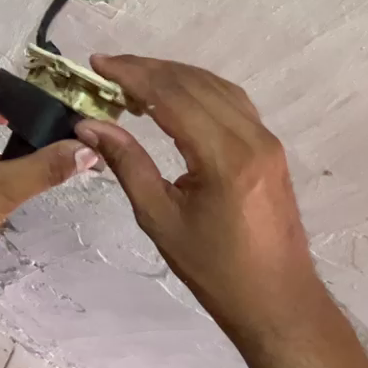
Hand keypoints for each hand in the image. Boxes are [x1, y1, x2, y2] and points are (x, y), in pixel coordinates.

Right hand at [71, 55, 320, 341]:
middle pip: (193, 83)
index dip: (132, 75)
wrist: (278, 302)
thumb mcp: (159, 218)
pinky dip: (196, 87)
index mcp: (224, 158)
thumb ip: (126, 163)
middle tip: (106, 68)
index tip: (98, 65)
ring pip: (214, 85)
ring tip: (131, 77)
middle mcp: (252, 138)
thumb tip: (89, 124)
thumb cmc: (215, 269)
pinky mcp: (269, 146)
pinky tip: (171, 93)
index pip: (172, 96)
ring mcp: (266, 139)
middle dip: (147, 69)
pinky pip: (230, 100)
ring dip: (172, 74)